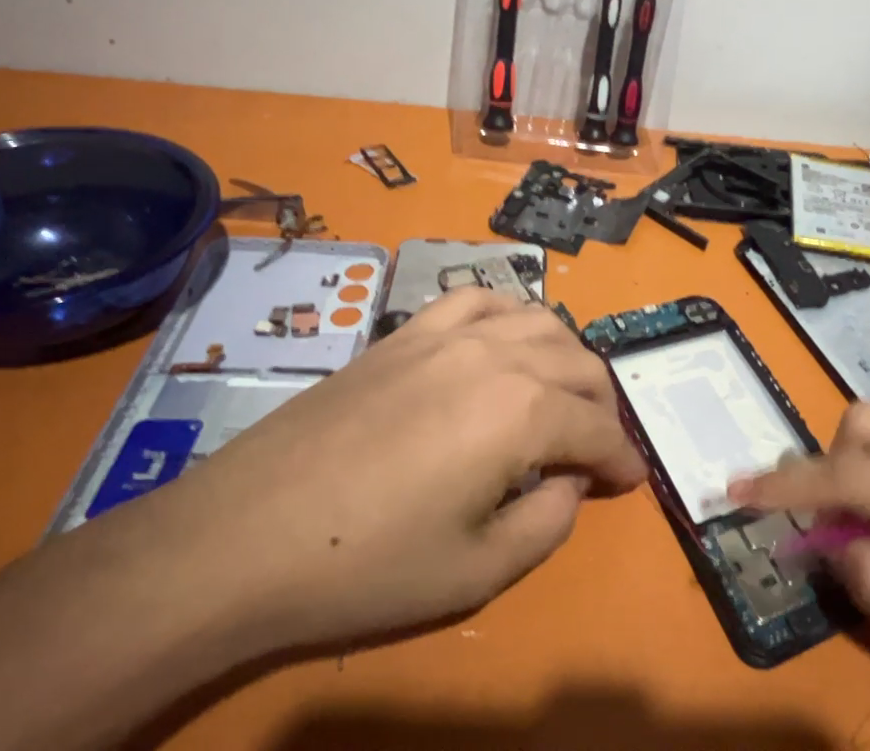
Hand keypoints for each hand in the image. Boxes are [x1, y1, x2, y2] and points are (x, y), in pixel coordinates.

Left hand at [146, 287, 646, 650]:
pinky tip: (502, 342)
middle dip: (604, 408)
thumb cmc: (365, 565)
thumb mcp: (479, 570)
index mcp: (523, 411)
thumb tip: (568, 482)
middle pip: (579, 365)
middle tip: (598, 450)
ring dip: (566, 357)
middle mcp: (495, 355)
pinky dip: (507, 315)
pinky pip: (473, 299)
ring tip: (561, 396)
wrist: (239, 541)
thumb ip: (549, 521)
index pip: (598, 429)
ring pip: (538, 320)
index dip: (622, 460)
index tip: (631, 482)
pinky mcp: (401, 334)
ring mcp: (444, 335)